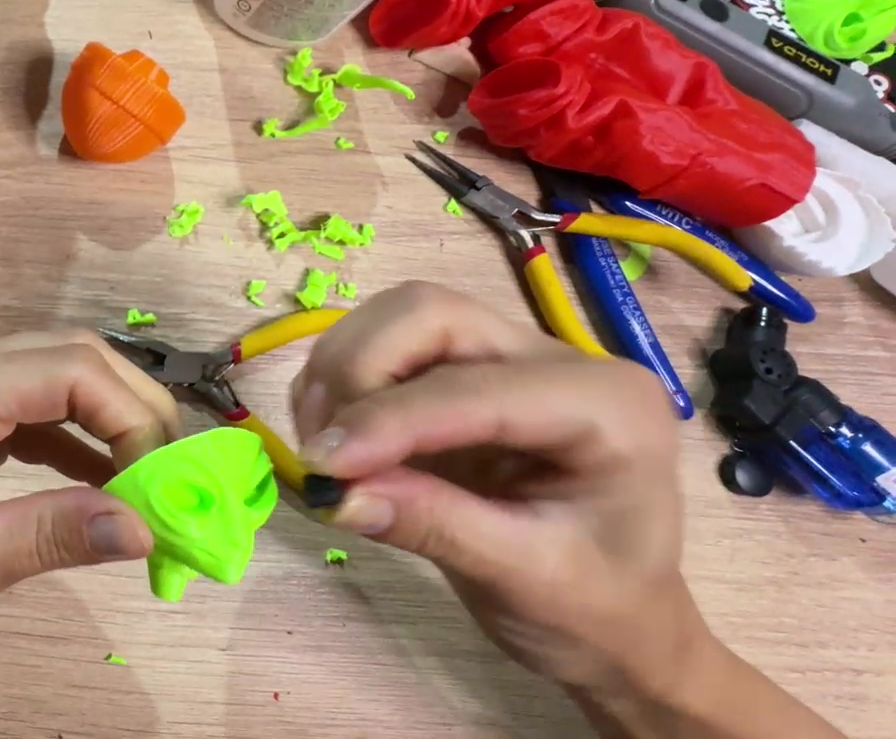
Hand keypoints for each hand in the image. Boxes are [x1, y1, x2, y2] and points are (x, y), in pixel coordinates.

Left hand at [0, 330, 180, 641]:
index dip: (131, 417)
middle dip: (132, 408)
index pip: (71, 369)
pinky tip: (105, 475)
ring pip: (61, 369)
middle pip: (73, 355)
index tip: (161, 484)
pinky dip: (79, 431)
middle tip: (169, 475)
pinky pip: (38, 400)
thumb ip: (56, 535)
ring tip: (149, 476)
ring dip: (111, 415)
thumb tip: (146, 526)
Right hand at [288, 283, 700, 695]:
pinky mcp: (447, 365)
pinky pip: (370, 341)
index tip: (322, 464)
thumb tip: (336, 493)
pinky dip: (332, 382)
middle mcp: (548, 358)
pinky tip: (333, 436)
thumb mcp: (529, 580)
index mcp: (604, 404)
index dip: (387, 419)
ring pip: (389, 319)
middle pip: (425, 314)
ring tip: (326, 448)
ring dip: (337, 374)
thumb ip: (435, 526)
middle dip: (358, 371)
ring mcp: (495, 352)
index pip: (472, 386)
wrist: (607, 615)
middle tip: (327, 447)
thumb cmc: (593, 606)